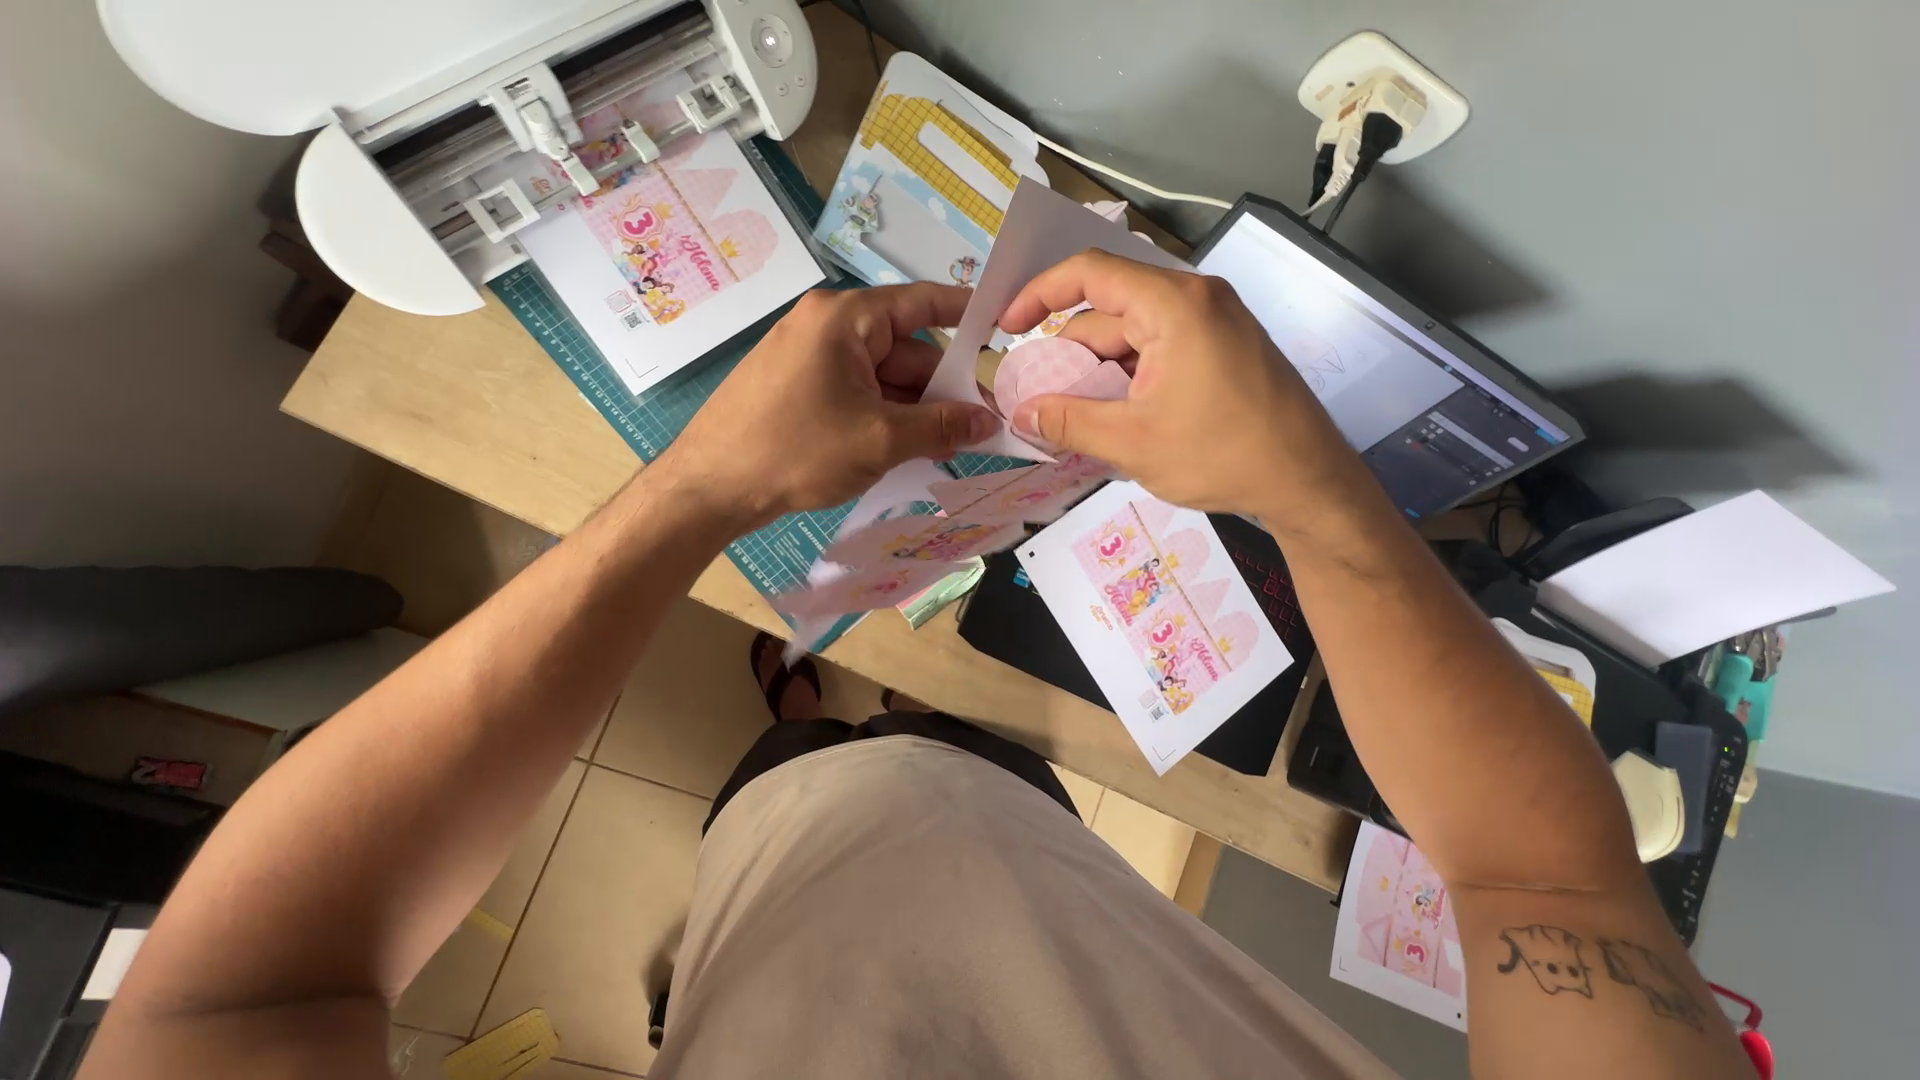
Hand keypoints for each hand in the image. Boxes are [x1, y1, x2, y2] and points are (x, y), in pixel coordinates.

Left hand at [660, 284, 999, 527]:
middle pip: (905, 348)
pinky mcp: (796, 386)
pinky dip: (882, 416)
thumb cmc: (796, 450)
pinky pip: (855, 392)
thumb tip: (987, 421)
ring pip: (881, 376)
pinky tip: (902, 449)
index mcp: (846, 318)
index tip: (1005, 327)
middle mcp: (827, 326)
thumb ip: (940, 427)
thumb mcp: (880, 439)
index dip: (967, 314)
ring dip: (912, 410)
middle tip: (977, 428)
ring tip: (943, 449)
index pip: (922, 302)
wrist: (710, 487)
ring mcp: (807, 357)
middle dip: (940, 388)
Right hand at [1000, 251, 1367, 524]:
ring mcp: (1214, 322)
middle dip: (1069, 355)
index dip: (1039, 294)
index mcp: (1174, 304)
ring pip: (1133, 336)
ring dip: (1099, 373)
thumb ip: (1068, 421)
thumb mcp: (1132, 443)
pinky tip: (1117, 418)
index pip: (1090, 273)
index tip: (1007, 329)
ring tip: (1077, 421)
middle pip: (1109, 311)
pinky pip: (1160, 350)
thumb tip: (1021, 413)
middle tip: (1039, 401)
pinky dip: (1130, 378)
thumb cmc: (1222, 455)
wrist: (1309, 481)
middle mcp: (1196, 299)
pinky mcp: (1224, 347)